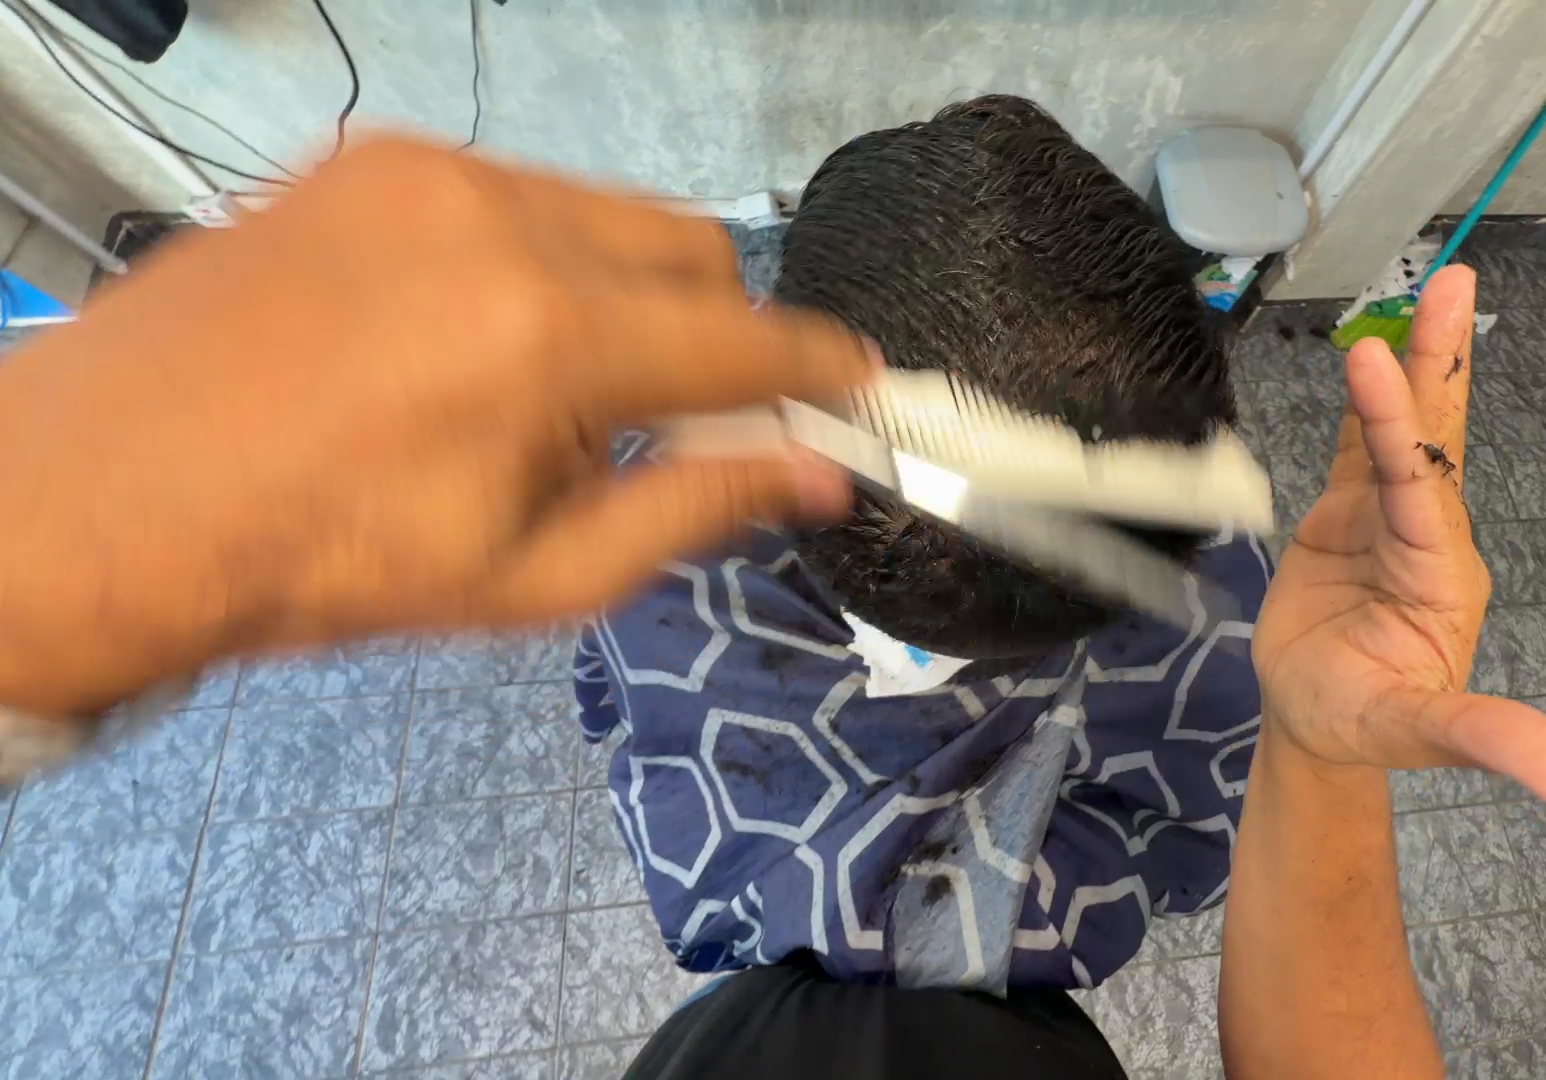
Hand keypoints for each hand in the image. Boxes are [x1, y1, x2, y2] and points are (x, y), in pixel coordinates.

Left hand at [0, 136, 870, 714]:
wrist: (93, 502)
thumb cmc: (345, 567)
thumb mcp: (552, 573)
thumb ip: (703, 506)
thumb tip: (816, 477)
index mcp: (547, 341)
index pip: (743, 341)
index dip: (820, 368)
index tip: (860, 385)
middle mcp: (505, 225)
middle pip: (704, 256)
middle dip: (731, 338)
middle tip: (695, 416)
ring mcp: (439, 175)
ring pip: (633, 220)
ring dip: (656, 303)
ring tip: (593, 386)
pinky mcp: (389, 162)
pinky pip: (552, 202)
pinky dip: (583, 270)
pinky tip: (522, 339)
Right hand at [1251, 266, 1545, 808]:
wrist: (1319, 717)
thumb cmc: (1362, 723)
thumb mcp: (1418, 734)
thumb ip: (1484, 738)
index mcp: (1441, 573)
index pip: (1420, 489)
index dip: (1395, 428)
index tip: (1372, 365)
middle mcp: (1425, 534)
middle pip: (1436, 441)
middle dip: (1440, 367)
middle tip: (1452, 283)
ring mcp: (1386, 520)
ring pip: (1401, 436)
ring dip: (1409, 370)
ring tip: (1420, 300)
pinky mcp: (1348, 516)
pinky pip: (1358, 451)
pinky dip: (1361, 407)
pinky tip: (1368, 359)